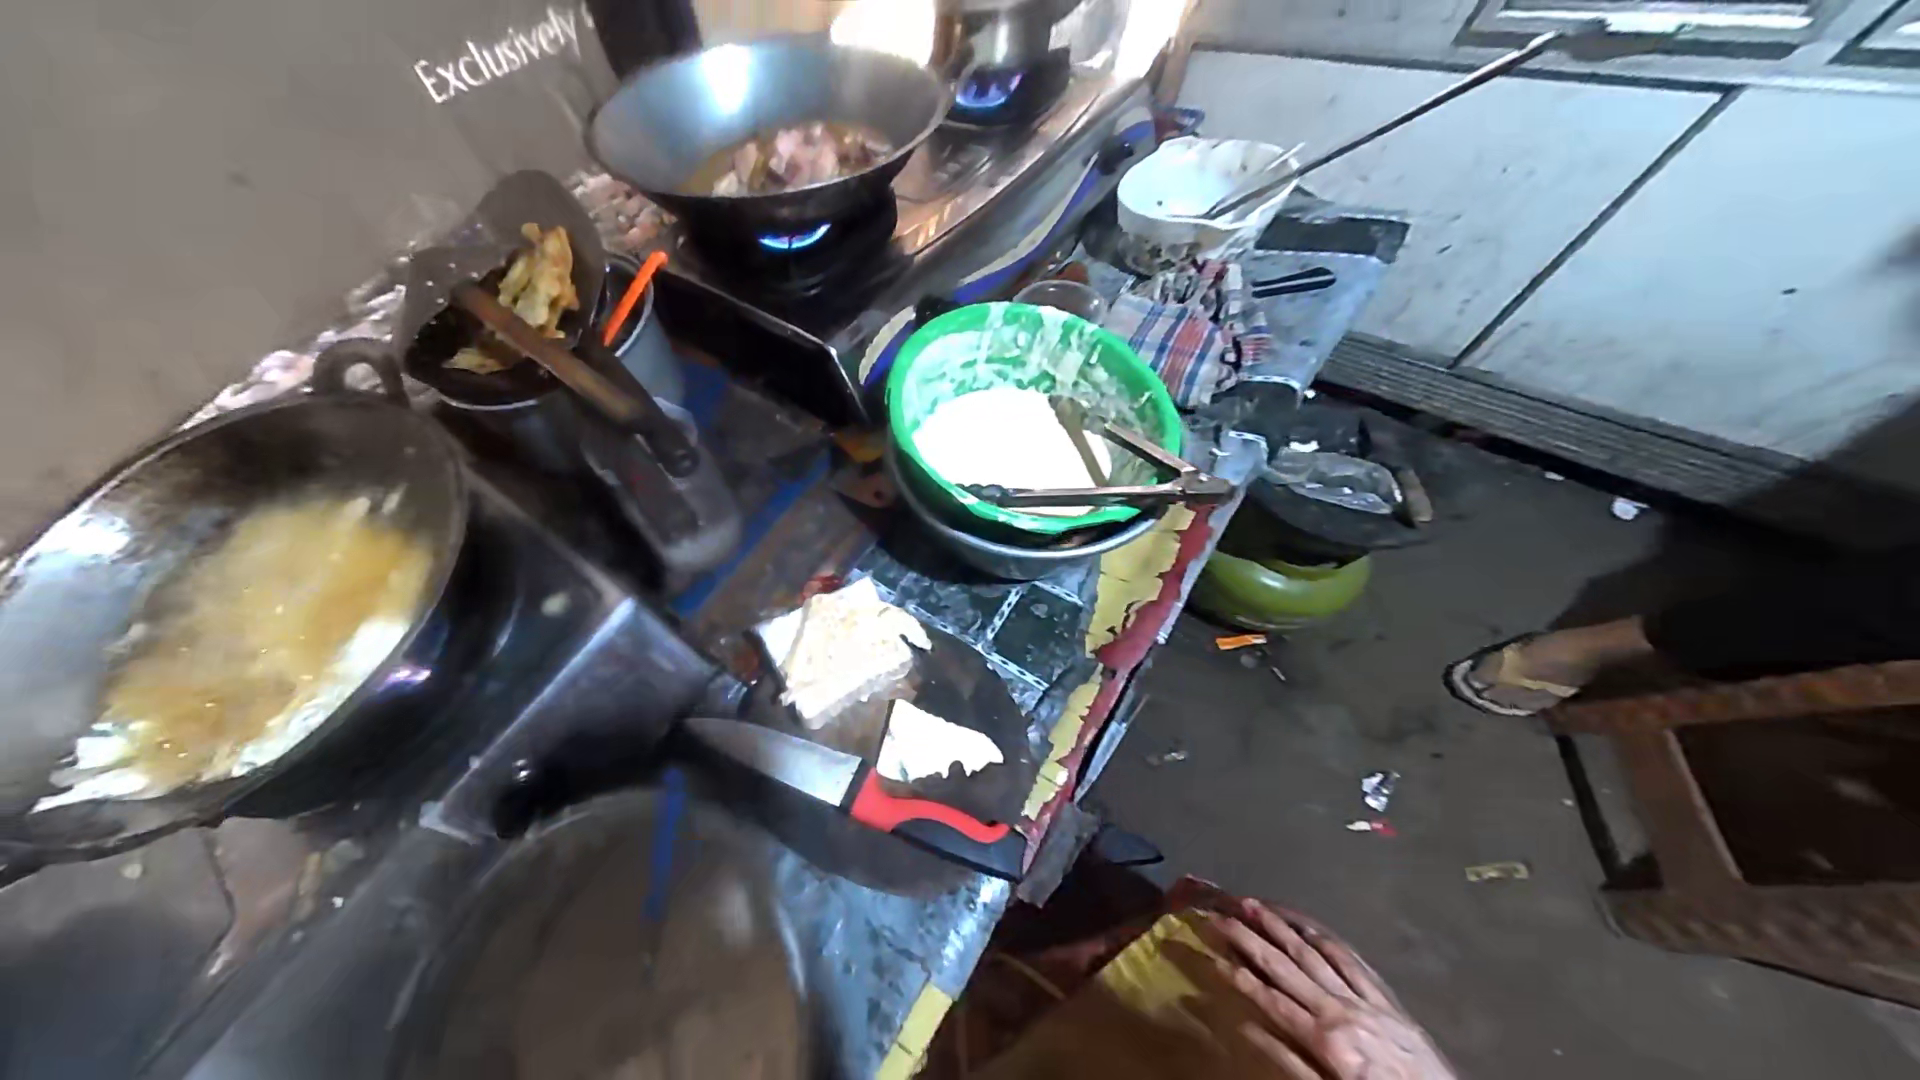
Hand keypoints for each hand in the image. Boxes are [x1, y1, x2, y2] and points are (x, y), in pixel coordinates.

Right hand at [1205, 898, 1455, 1079]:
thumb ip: (1290, 1063)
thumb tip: (1246, 1027)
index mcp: (1324, 1039)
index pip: (1268, 998)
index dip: (1236, 974)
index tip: (1209, 953)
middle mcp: (1338, 1009)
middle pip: (1284, 965)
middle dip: (1248, 938)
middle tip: (1219, 913)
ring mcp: (1363, 999)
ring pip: (1312, 953)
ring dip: (1279, 926)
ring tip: (1252, 903)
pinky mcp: (1386, 1000)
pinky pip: (1351, 961)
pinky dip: (1324, 939)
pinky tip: (1306, 925)